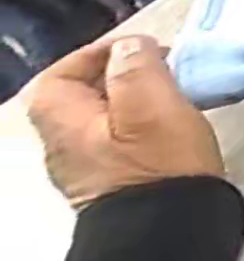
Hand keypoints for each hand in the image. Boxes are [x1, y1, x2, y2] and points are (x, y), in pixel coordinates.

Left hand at [26, 34, 224, 209]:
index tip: (137, 44)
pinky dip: (135, 111)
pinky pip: (113, 129)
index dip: (89, 56)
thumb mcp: (153, 109)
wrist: (165, 216)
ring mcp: (87, 159)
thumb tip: (130, 44)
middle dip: (113, 70)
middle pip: (74, 96)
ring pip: (96, 112)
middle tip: (162, 59)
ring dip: (128, 91)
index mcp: (67, 124)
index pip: (55, 80)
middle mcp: (65, 142)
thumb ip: (137, 73)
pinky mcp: (113, 169)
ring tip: (171, 82)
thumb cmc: (160, 157)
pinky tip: (168, 113)